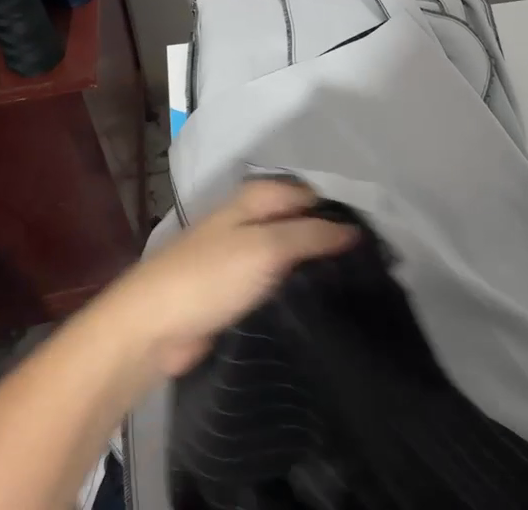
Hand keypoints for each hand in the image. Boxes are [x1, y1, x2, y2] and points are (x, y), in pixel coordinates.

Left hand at [115, 179, 357, 376]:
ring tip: (357, 286)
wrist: (150, 330)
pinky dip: (299, 288)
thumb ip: (314, 235)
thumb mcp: (268, 248)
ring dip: (318, 268)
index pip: (317, 196)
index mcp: (259, 196)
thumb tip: (355, 230)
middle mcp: (254, 218)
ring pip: (295, 254)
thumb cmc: (208, 278)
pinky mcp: (240, 288)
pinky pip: (280, 281)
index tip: (376, 241)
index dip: (344, 214)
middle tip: (373, 267)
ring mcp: (246, 253)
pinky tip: (324, 302)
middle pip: (306, 223)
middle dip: (334, 241)